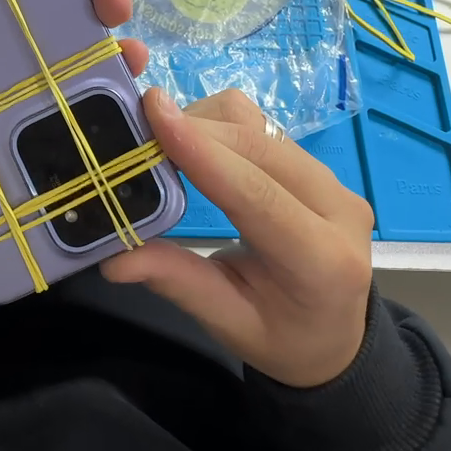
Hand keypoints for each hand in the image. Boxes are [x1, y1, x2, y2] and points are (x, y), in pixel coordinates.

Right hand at [102, 89, 374, 388]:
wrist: (335, 334)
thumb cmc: (282, 335)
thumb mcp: (230, 323)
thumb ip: (178, 282)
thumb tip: (113, 261)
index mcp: (322, 260)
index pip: (257, 194)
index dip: (203, 151)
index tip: (155, 114)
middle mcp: (337, 206)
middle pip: (255, 145)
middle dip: (192, 129)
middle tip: (133, 134)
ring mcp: (330, 177)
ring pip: (255, 123)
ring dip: (203, 122)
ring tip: (163, 146)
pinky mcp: (313, 159)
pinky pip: (257, 121)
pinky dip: (216, 122)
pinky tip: (194, 145)